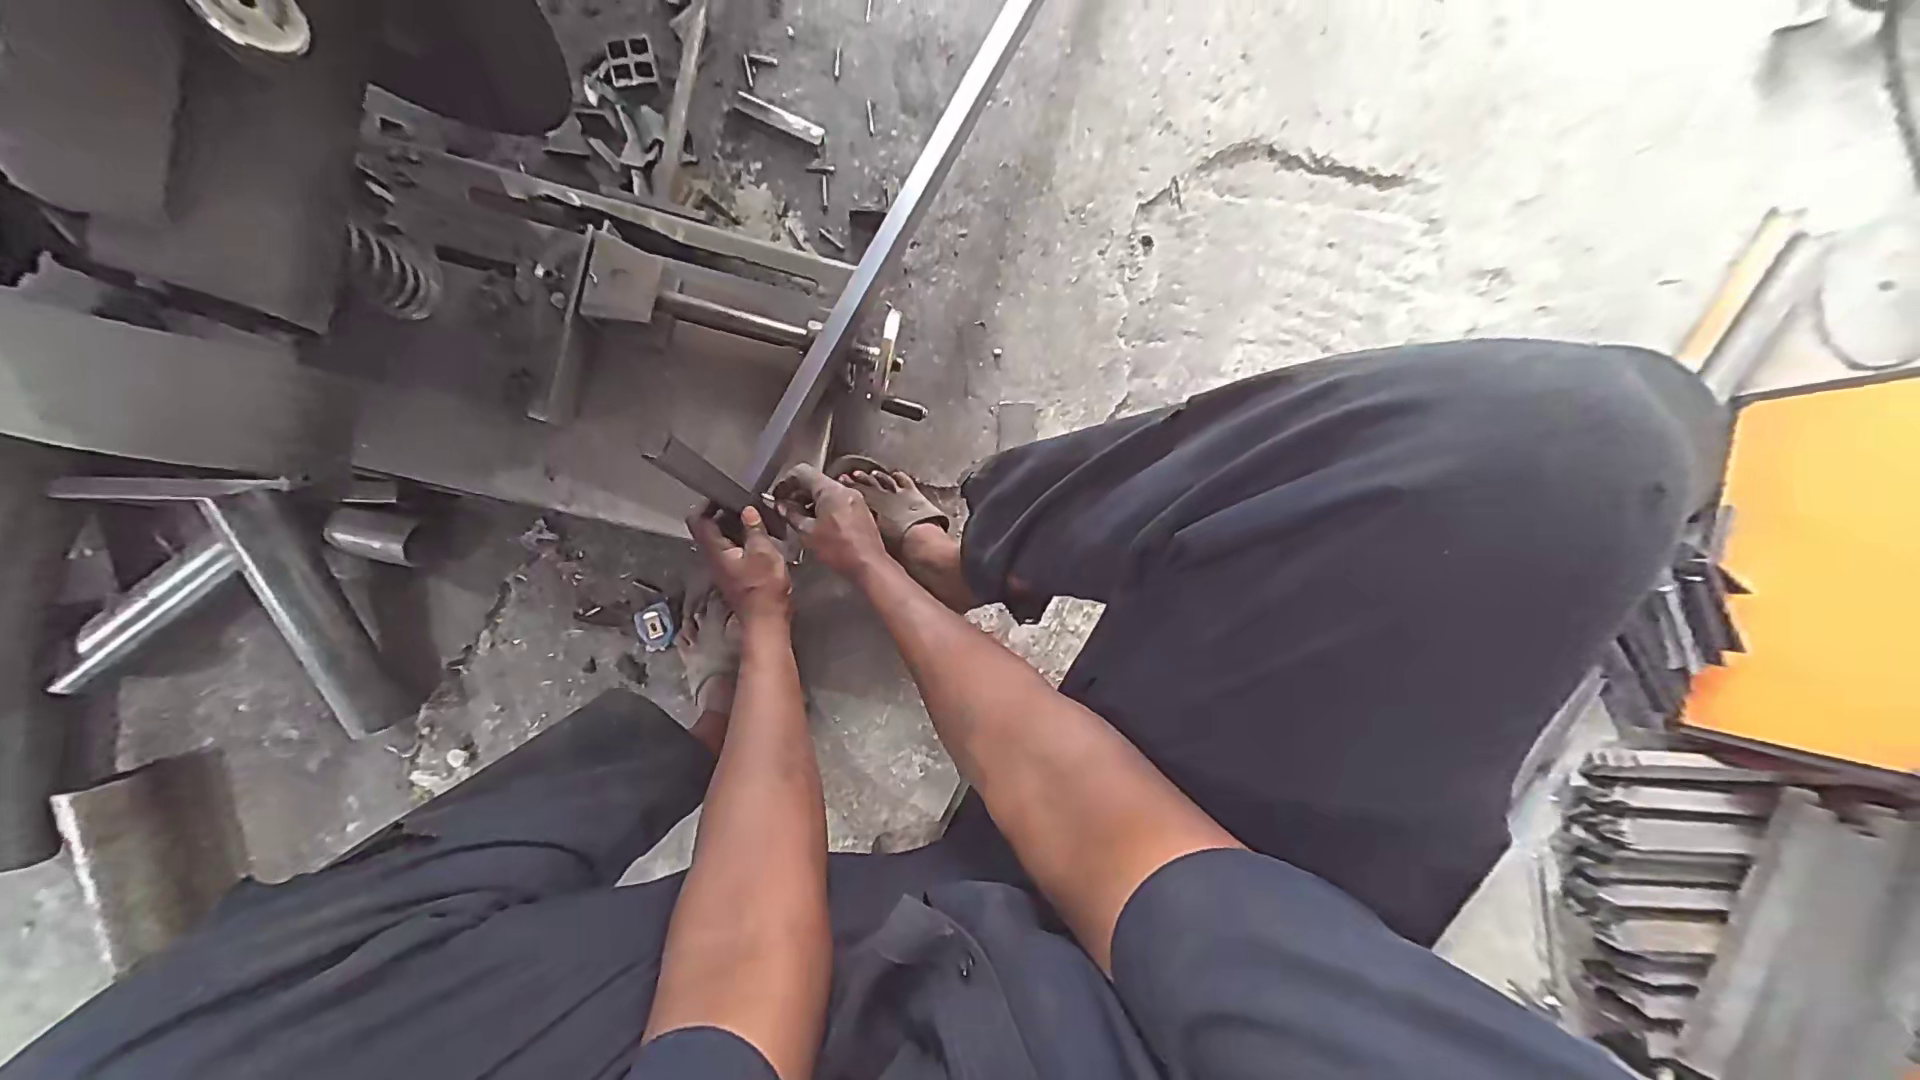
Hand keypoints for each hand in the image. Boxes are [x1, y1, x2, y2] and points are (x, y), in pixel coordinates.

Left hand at [687, 506, 791, 622]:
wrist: (766, 619)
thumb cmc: (763, 587)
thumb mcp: (763, 551)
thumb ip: (754, 528)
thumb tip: (748, 511)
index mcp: (715, 550)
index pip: (698, 520)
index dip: (707, 504)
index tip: (724, 495)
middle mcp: (713, 558)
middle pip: (709, 528)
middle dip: (726, 513)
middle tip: (746, 505)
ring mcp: (723, 568)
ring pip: (723, 539)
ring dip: (736, 527)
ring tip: (757, 519)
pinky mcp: (734, 574)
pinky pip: (733, 550)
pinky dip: (743, 540)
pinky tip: (761, 538)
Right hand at [774, 463, 891, 577]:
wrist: (869, 564)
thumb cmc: (838, 550)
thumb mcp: (807, 533)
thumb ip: (791, 514)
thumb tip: (780, 505)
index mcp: (831, 489)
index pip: (802, 471)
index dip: (786, 482)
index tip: (777, 496)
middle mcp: (845, 489)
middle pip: (816, 481)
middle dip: (798, 493)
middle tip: (786, 508)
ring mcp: (856, 499)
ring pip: (827, 491)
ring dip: (811, 501)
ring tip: (800, 518)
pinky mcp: (861, 510)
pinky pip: (838, 501)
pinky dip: (825, 507)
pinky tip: (818, 523)